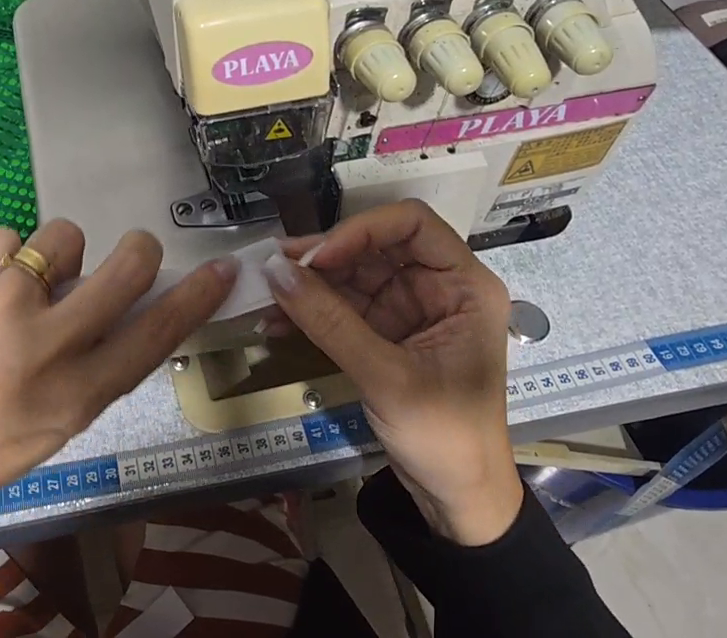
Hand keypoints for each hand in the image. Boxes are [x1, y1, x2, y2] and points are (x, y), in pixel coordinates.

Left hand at [0, 219, 236, 511]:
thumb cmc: (0, 438)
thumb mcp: (68, 416)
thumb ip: (106, 356)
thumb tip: (135, 288)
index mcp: (78, 394)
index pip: (155, 333)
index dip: (195, 296)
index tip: (219, 268)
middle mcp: (42, 349)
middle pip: (123, 270)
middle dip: (136, 249)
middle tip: (126, 252)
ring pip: (61, 236)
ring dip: (56, 257)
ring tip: (27, 289)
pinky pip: (6, 234)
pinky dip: (5, 255)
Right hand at [268, 200, 522, 545]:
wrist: (457, 502)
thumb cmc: (445, 436)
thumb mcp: (388, 377)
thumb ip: (330, 322)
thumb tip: (274, 271)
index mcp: (463, 285)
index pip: (411, 224)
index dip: (361, 230)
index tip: (317, 258)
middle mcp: (436, 287)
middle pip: (374, 246)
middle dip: (324, 256)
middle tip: (273, 268)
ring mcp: (408, 309)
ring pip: (351, 274)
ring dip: (308, 283)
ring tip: (263, 290)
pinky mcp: (384, 333)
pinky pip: (341, 307)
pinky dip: (310, 311)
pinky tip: (276, 320)